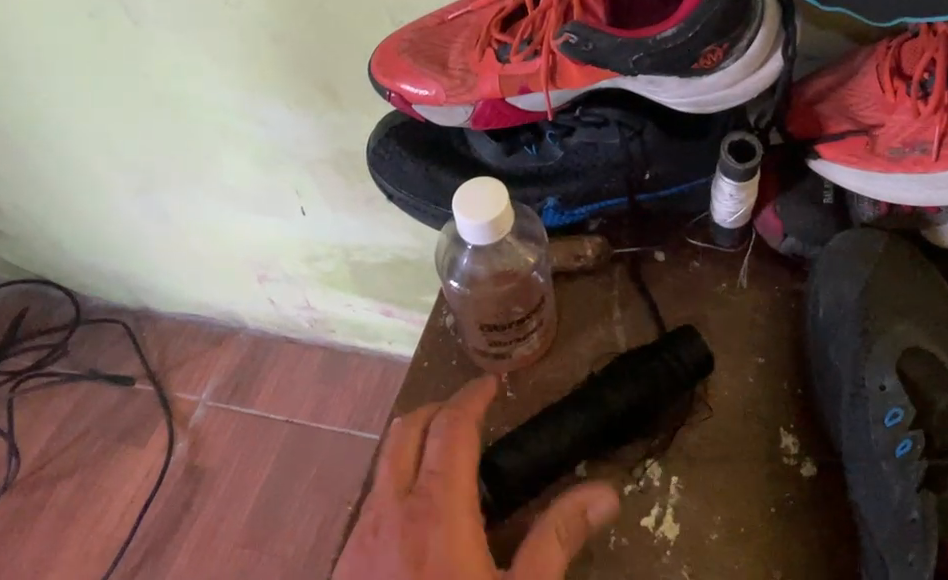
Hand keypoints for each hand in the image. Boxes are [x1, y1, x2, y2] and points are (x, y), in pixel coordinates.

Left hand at [335, 376, 620, 579]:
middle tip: (471, 412)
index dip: (472, 397)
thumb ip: (557, 539)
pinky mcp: (342, 568)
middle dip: (437, 409)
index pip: (451, 427)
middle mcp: (388, 512)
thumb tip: (605, 493)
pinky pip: (369, 504)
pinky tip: (421, 521)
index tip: (493, 384)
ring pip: (381, 465)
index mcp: (436, 511)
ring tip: (449, 463)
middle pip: (406, 431)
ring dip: (414, 447)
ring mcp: (357, 541)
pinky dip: (396, 485)